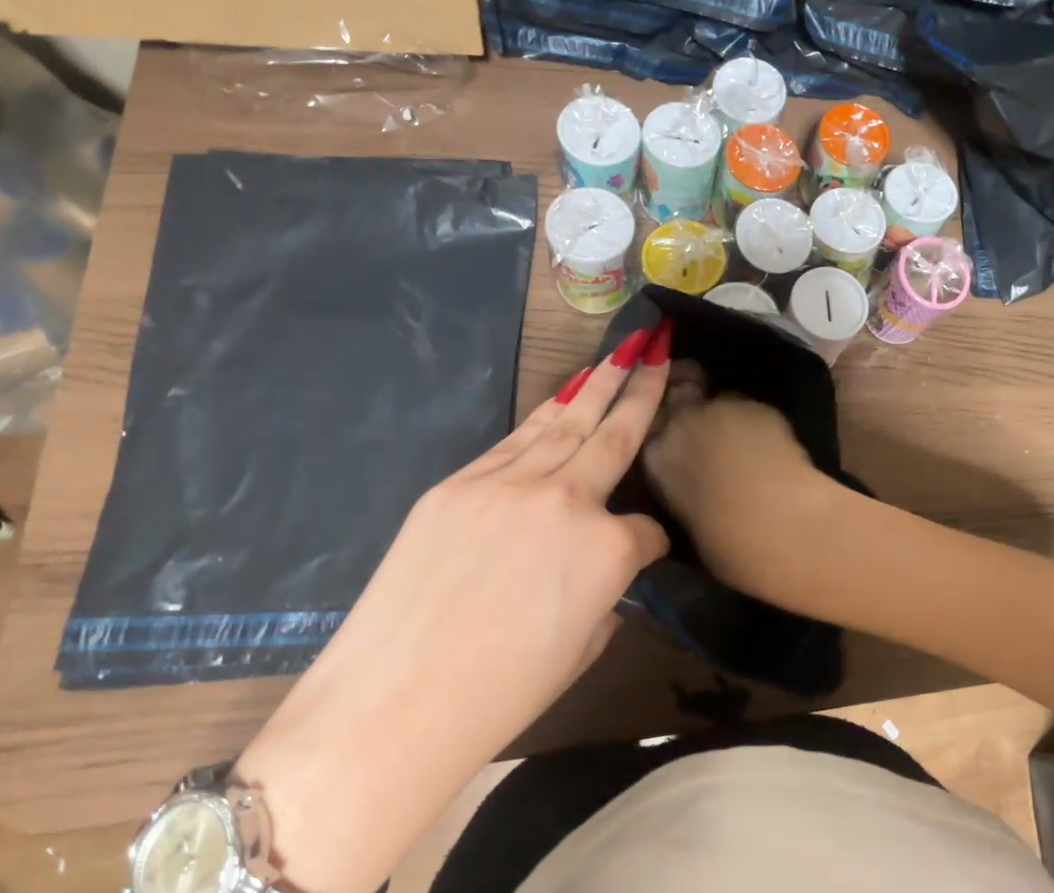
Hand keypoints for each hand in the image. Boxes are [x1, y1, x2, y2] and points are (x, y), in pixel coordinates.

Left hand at [235, 321, 674, 892]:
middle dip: (641, 388)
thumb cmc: (501, 696)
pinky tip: (563, 397)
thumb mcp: (581, 649)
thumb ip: (604, 595)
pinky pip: (514, 441)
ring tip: (620, 354)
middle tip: (660, 348)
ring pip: (564, 423)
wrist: (392, 705)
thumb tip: (600, 574)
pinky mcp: (458, 484)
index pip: (647, 532)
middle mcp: (566, 501)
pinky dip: (544, 416)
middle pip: (614, 435)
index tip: (640, 559)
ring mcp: (507, 484)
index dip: (648, 546)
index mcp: (609, 551)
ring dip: (596, 385)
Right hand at [643, 374, 829, 590]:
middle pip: (681, 396)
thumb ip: (686, 487)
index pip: (653, 427)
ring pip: (722, 399)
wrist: (775, 524)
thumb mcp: (687, 518)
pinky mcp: (758, 406)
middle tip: (711, 424)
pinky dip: (760, 421)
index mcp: (656, 459)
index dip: (669, 426)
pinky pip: (754, 408)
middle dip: (694, 405)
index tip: (679, 434)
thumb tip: (698, 483)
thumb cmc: (726, 542)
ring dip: (729, 414)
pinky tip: (774, 444)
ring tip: (747, 439)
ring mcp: (720, 408)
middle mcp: (680, 424)